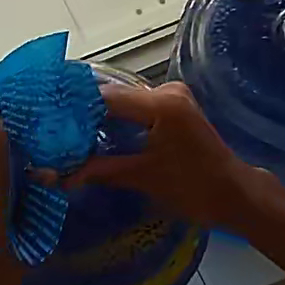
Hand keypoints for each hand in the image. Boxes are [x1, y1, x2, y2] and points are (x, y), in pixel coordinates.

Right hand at [72, 82, 265, 227]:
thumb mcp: (143, 177)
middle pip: (115, 95)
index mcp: (162, 104)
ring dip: (101, 116)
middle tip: (54, 130)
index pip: (107, 97)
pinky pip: (139, 106)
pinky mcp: (176, 106)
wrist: (235, 194)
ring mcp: (174, 96)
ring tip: (70, 132)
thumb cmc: (194, 188)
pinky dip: (119, 118)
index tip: (49, 121)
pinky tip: (99, 132)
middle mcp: (168, 90)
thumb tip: (59, 176)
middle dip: (85, 113)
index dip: (76, 108)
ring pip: (126, 100)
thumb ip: (100, 170)